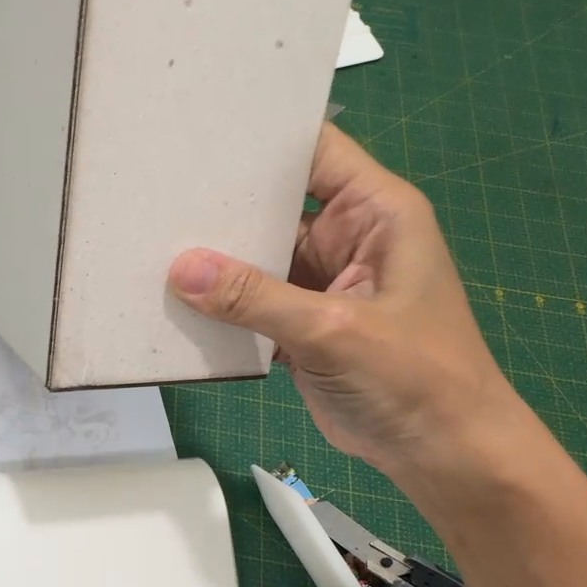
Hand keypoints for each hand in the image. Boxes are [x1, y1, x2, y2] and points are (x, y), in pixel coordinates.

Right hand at [166, 123, 546, 490]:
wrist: (436, 447)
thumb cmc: (412, 374)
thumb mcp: (332, 328)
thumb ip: (255, 298)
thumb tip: (181, 269)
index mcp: (374, 213)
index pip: (316, 153)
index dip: (264, 141)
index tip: (200, 139)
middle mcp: (344, 239)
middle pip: (274, 208)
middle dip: (223, 207)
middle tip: (156, 200)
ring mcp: (319, 286)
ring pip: (256, 263)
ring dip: (215, 265)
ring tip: (150, 250)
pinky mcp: (299, 328)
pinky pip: (250, 308)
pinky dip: (219, 311)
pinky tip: (174, 306)